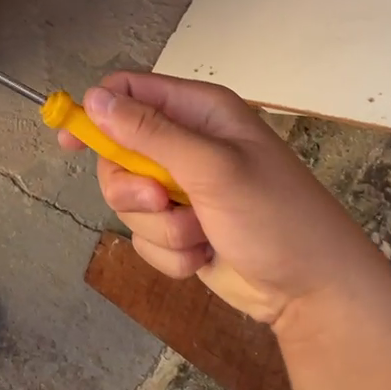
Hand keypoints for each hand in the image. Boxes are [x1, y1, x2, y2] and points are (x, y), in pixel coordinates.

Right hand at [60, 72, 389, 325]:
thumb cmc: (278, 219)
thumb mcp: (213, 169)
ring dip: (157, 226)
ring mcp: (182, 187)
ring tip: (198, 235)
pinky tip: (202, 256)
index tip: (71, 142)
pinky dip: (168, 250)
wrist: (319, 297)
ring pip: (127, 198)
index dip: (96, 112)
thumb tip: (92, 98)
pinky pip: (144, 233)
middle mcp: (186, 144)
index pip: (128, 92)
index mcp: (199, 112)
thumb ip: (149, 132)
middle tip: (160, 201)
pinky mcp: (180, 227)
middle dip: (132, 186)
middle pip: (117, 152)